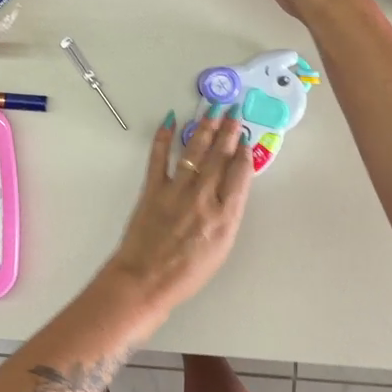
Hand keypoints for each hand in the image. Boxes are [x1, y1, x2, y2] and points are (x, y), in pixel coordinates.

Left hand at [100, 107, 256, 306]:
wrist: (146, 281)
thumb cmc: (186, 273)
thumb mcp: (220, 248)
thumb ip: (227, 216)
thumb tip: (231, 190)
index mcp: (224, 215)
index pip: (239, 174)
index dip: (244, 153)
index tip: (246, 138)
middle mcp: (203, 197)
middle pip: (219, 157)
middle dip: (228, 132)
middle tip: (233, 112)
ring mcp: (176, 190)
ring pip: (193, 152)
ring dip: (204, 128)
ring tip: (212, 111)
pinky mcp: (152, 190)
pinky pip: (159, 158)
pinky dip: (163, 138)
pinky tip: (170, 122)